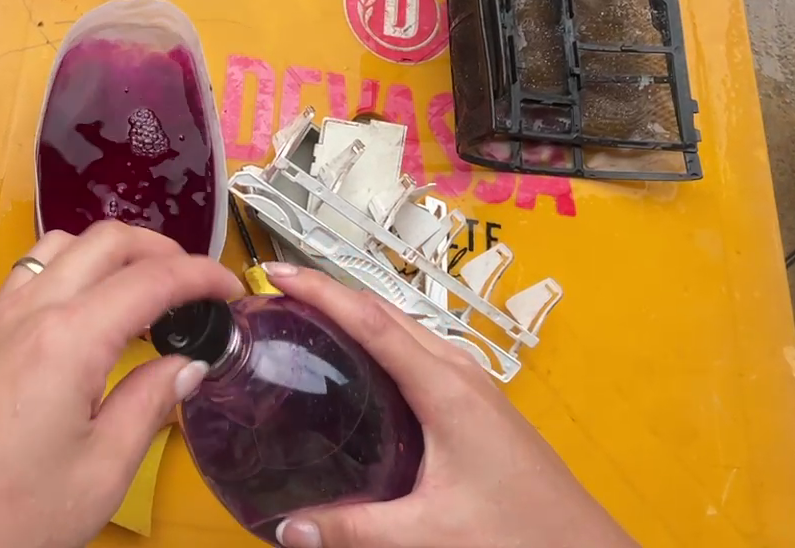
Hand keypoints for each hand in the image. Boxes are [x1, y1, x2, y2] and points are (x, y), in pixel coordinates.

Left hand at [0, 221, 243, 547]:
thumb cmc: (15, 518)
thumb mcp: (101, 473)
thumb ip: (150, 403)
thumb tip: (189, 364)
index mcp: (68, 337)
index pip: (150, 279)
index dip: (201, 275)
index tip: (233, 290)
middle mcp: (30, 308)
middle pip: (106, 240)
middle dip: (160, 248)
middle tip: (194, 284)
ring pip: (63, 244)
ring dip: (111, 251)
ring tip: (142, 289)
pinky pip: (31, 270)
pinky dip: (72, 267)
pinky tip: (85, 310)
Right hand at [263, 262, 634, 547]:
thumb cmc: (519, 536)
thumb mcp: (431, 535)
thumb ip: (356, 530)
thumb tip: (287, 528)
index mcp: (443, 385)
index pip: (369, 320)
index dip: (319, 290)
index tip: (275, 272)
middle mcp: (455, 367)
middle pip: (382, 308)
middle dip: (328, 290)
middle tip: (277, 293)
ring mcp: (469, 377)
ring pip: (400, 323)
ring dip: (353, 308)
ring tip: (307, 316)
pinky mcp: (474, 393)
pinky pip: (414, 344)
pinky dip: (375, 332)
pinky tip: (357, 358)